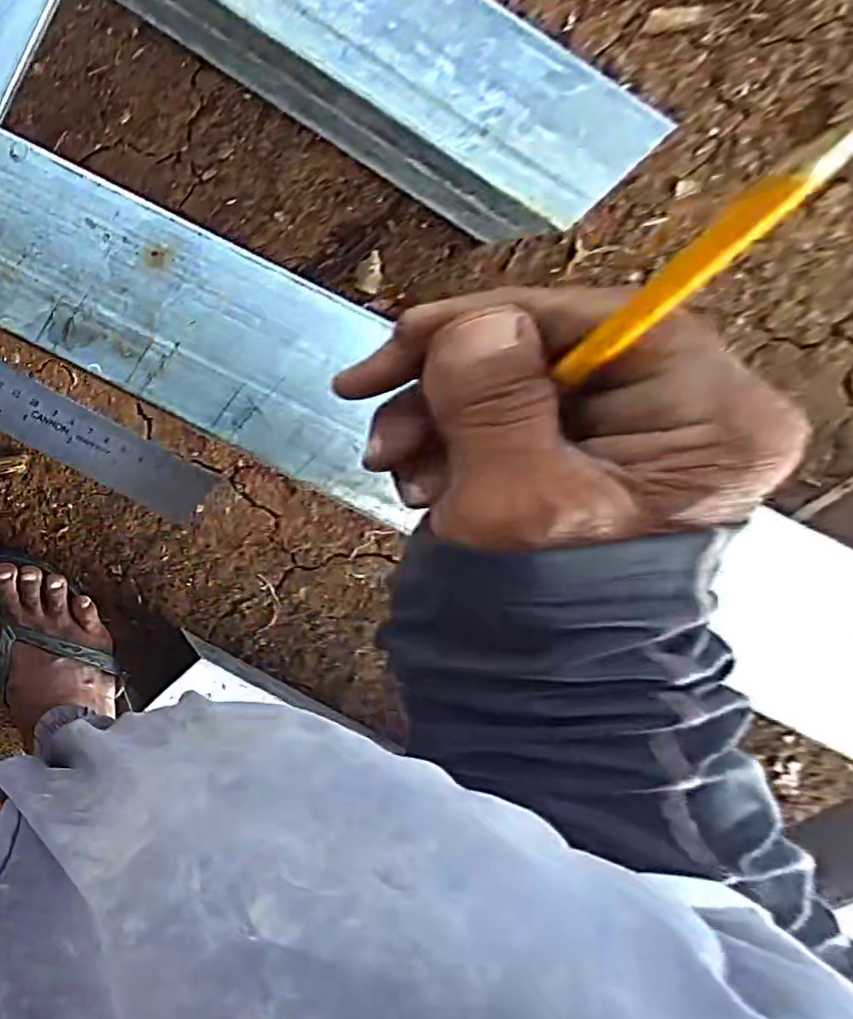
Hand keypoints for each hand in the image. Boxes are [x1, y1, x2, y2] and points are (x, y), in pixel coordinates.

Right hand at [332, 290, 808, 551]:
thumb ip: (495, 408)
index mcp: (700, 419)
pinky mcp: (544, 451)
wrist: (516, 658)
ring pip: (492, 382)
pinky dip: (428, 439)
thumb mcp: (509, 498)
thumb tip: (475, 326)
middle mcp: (659, 413)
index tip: (408, 335)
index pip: (604, 322)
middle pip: (536, 349)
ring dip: (421, 414)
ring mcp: (598, 434)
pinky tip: (414, 478)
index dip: (499, 317)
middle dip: (439, 377)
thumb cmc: (530, 594)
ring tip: (389, 461)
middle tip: (362, 390)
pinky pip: (474, 415)